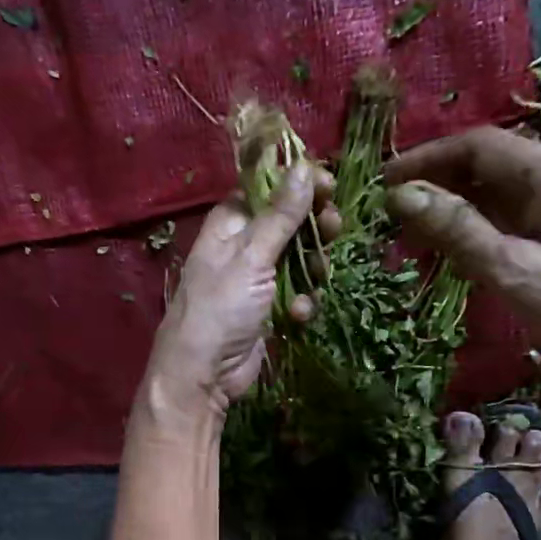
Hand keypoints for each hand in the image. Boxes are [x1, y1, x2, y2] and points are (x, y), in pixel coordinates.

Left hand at [146, 164, 337, 418]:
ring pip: (299, 259)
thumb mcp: (252, 257)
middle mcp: (243, 246)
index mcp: (230, 223)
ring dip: (311, 268)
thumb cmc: (221, 308)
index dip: (298, 185)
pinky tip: (298, 314)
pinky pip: (298, 293)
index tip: (329, 185)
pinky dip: (302, 302)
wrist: (205, 372)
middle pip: (289, 223)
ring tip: (317, 277)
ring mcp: (258, 279)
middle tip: (335, 227)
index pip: (268, 189)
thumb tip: (304, 167)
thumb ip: (281, 215)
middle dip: (314, 227)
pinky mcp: (270, 308)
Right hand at [384, 128, 540, 391]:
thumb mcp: (516, 271)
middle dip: (440, 186)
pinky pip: (517, 225)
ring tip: (417, 237)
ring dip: (459, 212)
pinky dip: (483, 234)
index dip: (428, 160)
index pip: (479, 146)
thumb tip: (401, 196)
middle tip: (395, 215)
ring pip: (502, 198)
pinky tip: (459, 256)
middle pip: (490, 168)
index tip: (385, 182)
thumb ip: (459, 231)